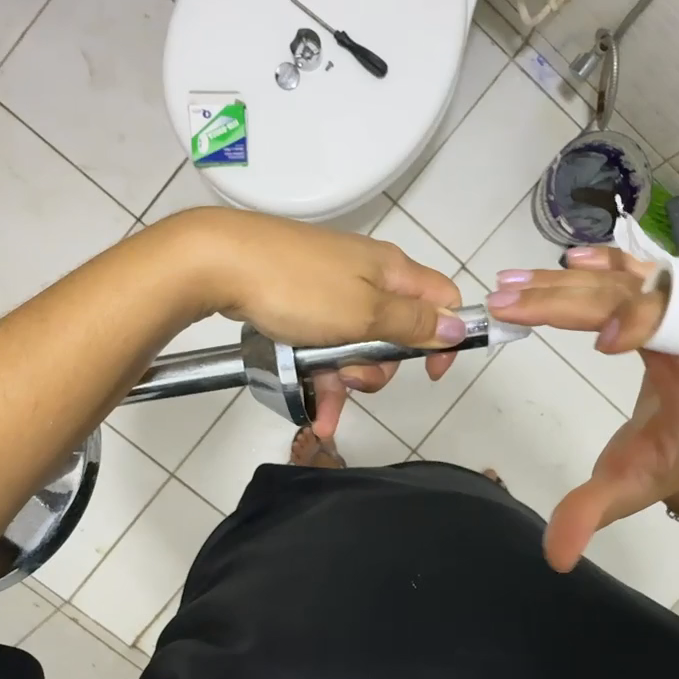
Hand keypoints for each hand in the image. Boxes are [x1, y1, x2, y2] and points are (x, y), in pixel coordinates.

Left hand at [161, 207, 463, 435]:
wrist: (219, 264)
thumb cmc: (299, 288)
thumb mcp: (365, 313)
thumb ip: (412, 324)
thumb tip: (459, 325)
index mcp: (391, 272)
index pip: (441, 301)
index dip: (445, 337)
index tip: (430, 372)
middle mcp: (367, 279)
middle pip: (397, 334)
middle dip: (380, 367)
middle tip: (354, 375)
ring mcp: (332, 294)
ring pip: (358, 349)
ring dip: (346, 382)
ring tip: (323, 399)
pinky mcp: (302, 308)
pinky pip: (324, 350)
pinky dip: (321, 381)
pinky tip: (315, 414)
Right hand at [486, 245, 678, 571]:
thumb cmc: (665, 466)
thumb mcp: (628, 492)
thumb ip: (592, 517)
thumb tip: (555, 558)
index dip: (644, 324)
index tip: (599, 344)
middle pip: (634, 294)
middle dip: (568, 298)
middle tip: (507, 301)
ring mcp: (676, 310)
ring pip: (624, 277)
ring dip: (565, 280)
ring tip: (509, 285)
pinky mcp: (658, 303)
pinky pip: (630, 271)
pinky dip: (595, 264)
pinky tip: (565, 260)